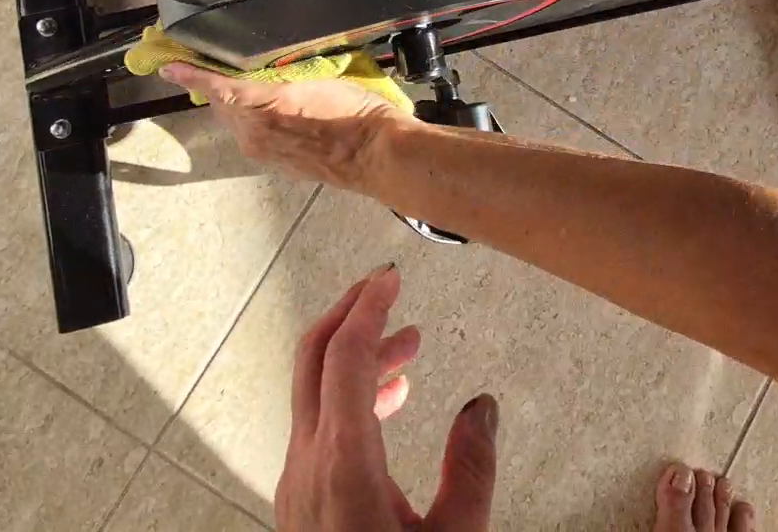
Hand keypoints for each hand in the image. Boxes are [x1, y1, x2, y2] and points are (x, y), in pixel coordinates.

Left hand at [159, 63, 411, 186]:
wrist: (375, 153)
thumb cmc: (353, 110)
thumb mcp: (318, 79)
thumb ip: (283, 76)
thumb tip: (269, 69)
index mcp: (263, 107)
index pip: (218, 87)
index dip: (192, 74)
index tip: (168, 66)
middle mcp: (253, 133)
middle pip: (223, 105)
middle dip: (220, 87)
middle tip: (226, 67)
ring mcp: (263, 152)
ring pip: (237, 122)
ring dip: (238, 106)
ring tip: (255, 87)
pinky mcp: (275, 164)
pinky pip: (254, 136)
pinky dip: (254, 122)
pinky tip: (272, 113)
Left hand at [276, 264, 498, 531]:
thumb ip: (470, 471)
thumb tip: (482, 406)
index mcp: (342, 460)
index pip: (344, 355)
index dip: (368, 307)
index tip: (390, 276)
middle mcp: (306, 461)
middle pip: (313, 357)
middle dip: (350, 312)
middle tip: (385, 288)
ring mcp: (295, 482)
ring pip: (314, 392)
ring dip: (357, 357)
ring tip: (407, 348)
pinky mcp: (297, 502)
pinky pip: (315, 426)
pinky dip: (347, 397)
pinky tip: (385, 406)